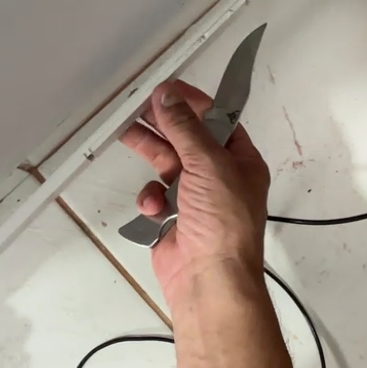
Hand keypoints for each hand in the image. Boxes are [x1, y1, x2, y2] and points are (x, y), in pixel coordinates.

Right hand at [121, 79, 271, 302]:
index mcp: (240, 161)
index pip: (218, 121)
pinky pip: (155, 195)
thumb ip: (185, 129)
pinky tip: (152, 205)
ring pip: (166, 164)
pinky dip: (150, 197)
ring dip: (149, 152)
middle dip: (163, 124)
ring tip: (126, 132)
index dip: (193, 103)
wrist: (208, 278)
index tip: (167, 89)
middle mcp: (218, 177)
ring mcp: (194, 198)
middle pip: (187, 139)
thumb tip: (168, 97)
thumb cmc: (223, 225)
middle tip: (138, 105)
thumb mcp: (208, 165)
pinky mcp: (172, 218)